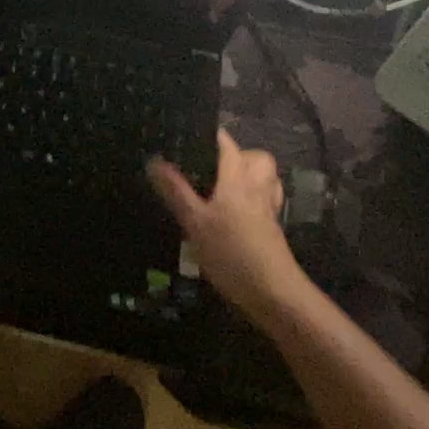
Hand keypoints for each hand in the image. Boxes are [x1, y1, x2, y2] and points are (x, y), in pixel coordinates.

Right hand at [148, 128, 307, 320]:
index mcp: (237, 180)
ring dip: (249, 175)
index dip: (210, 134)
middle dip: (237, 155)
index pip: (227, 144)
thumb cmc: (232, 253)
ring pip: (265, 178)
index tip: (188, 133)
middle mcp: (257, 188)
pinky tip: (233, 214)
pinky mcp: (272, 229)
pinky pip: (265, 200)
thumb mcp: (195, 223)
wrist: (275, 295)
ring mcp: (268, 210)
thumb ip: (175, 191)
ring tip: (221, 186)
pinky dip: (253, 199)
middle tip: (210, 166)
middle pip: (257, 157)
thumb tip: (153, 160)